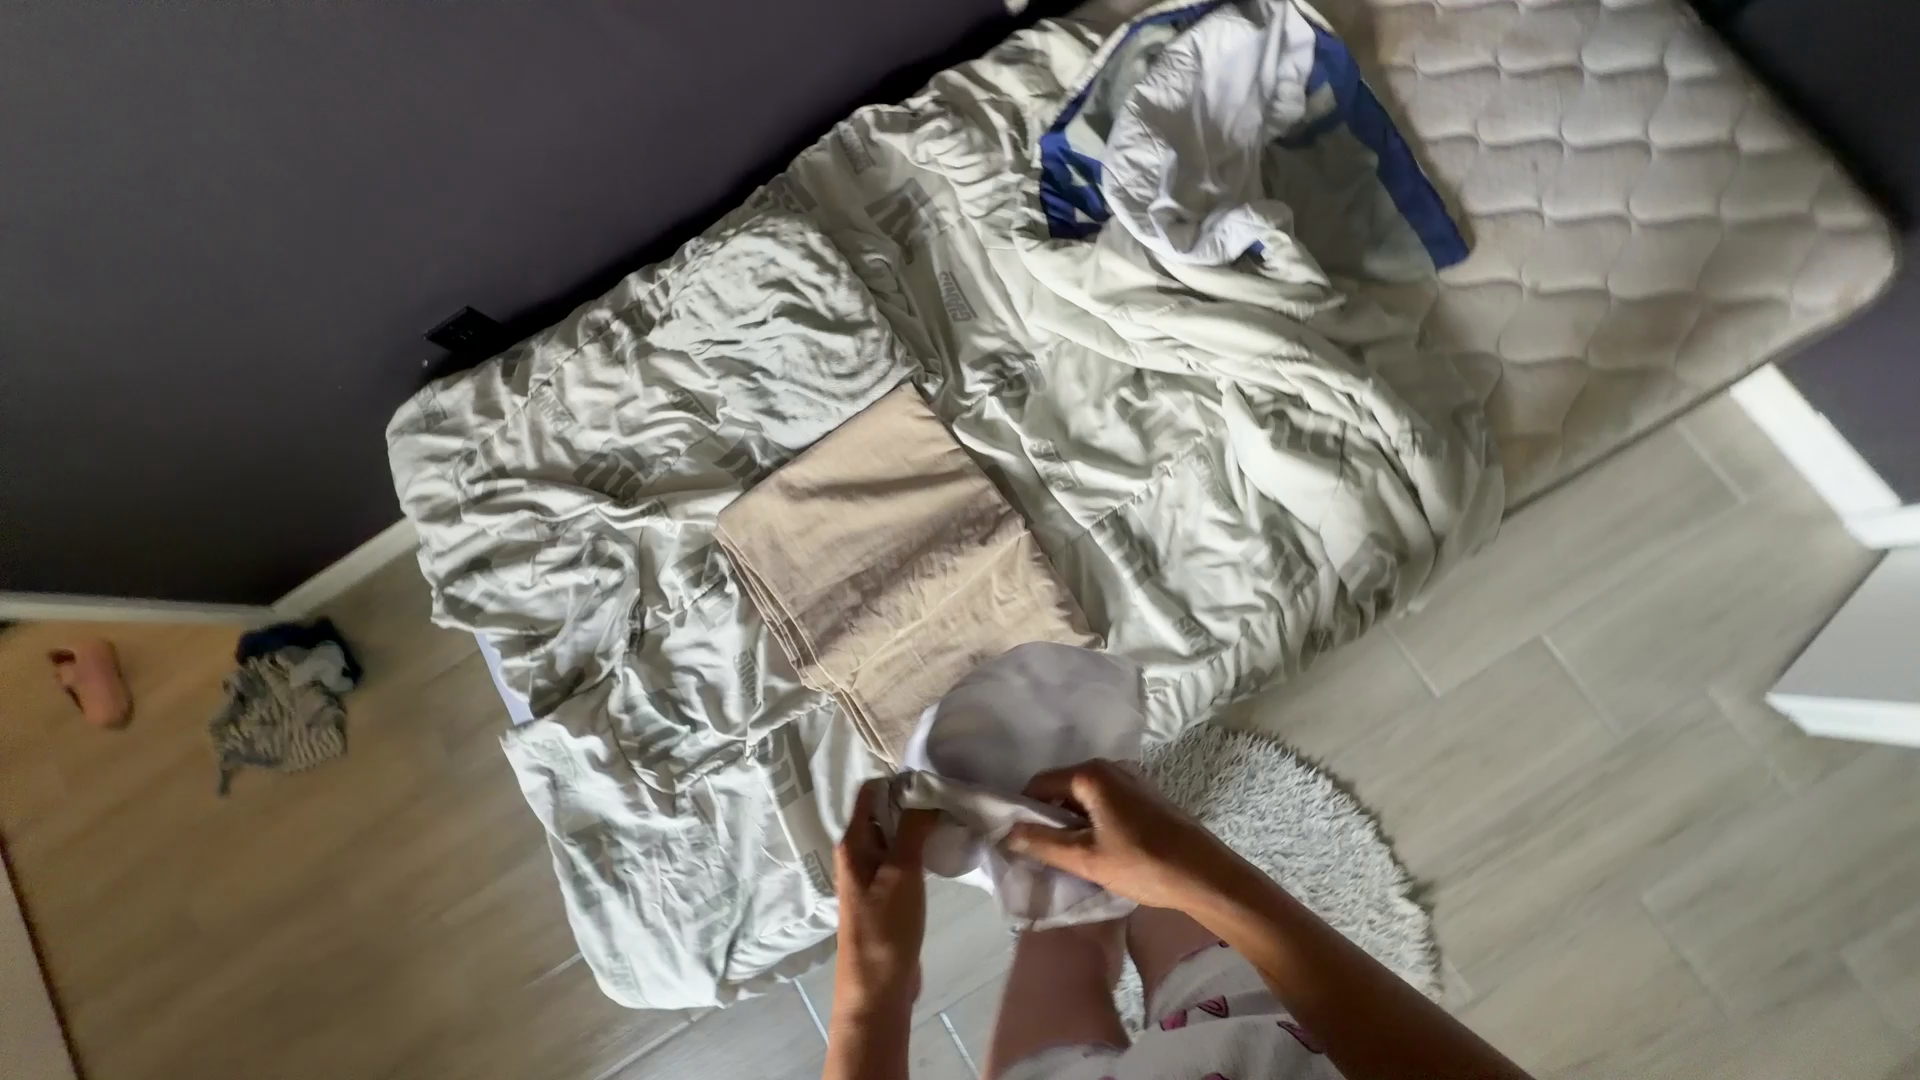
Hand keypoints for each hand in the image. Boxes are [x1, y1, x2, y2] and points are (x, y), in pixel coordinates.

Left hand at [831, 779, 938, 1024]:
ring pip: (897, 836)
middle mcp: (859, 853)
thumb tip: (927, 791)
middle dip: (915, 801)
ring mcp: (874, 874)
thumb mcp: (901, 873)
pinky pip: (904, 858)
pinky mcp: (889, 893)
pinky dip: (922, 849)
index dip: (899, 780)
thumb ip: (912, 829)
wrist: (879, 992)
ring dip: (920, 826)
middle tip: (951, 794)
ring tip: (953, 816)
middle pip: (885, 812)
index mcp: (853, 843)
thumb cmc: (885, 930)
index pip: (871, 792)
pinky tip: (944, 848)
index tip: (934, 777)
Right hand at [1004, 758, 1243, 911]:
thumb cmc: (1143, 864)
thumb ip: (1044, 843)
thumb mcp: (1086, 859)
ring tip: (1075, 855)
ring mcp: (1130, 778)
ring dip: (1074, 821)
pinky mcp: (1145, 794)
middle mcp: (1109, 767)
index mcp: (1090, 775)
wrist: (1205, 874)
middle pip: (1063, 787)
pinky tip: (1102, 849)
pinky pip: (1105, 800)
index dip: (1025, 811)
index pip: (1040, 784)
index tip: (1022, 840)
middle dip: (1050, 818)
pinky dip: (1095, 820)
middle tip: (1048, 853)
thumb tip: (1009, 831)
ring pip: (1085, 796)